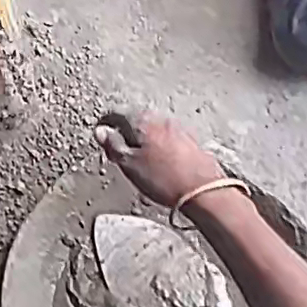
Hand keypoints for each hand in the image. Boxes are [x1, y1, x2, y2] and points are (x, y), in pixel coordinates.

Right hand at [93, 109, 222, 206]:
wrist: (205, 193)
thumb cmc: (163, 179)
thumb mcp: (129, 165)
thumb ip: (113, 145)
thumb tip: (100, 131)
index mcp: (143, 121)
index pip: (116, 114)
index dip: (106, 124)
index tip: (101, 135)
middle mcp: (162, 119)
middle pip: (137, 120)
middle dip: (126, 132)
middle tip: (119, 149)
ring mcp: (180, 130)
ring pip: (154, 130)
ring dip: (145, 139)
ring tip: (140, 159)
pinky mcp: (193, 143)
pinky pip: (169, 139)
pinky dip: (161, 147)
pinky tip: (161, 162)